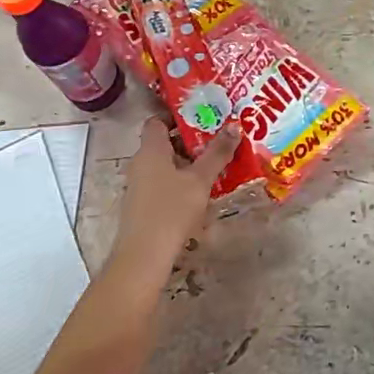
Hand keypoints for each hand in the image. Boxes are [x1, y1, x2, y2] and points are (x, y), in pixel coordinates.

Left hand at [111, 118, 239, 269]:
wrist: (144, 255)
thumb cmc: (171, 210)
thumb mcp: (200, 180)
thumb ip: (217, 153)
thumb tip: (234, 125)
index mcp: (150, 150)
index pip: (157, 121)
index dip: (178, 117)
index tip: (204, 119)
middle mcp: (140, 163)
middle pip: (164, 143)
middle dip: (191, 142)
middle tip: (218, 143)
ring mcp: (138, 185)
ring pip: (165, 165)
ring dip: (188, 165)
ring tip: (215, 168)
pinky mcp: (142, 205)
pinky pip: (162, 183)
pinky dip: (180, 183)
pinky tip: (201, 194)